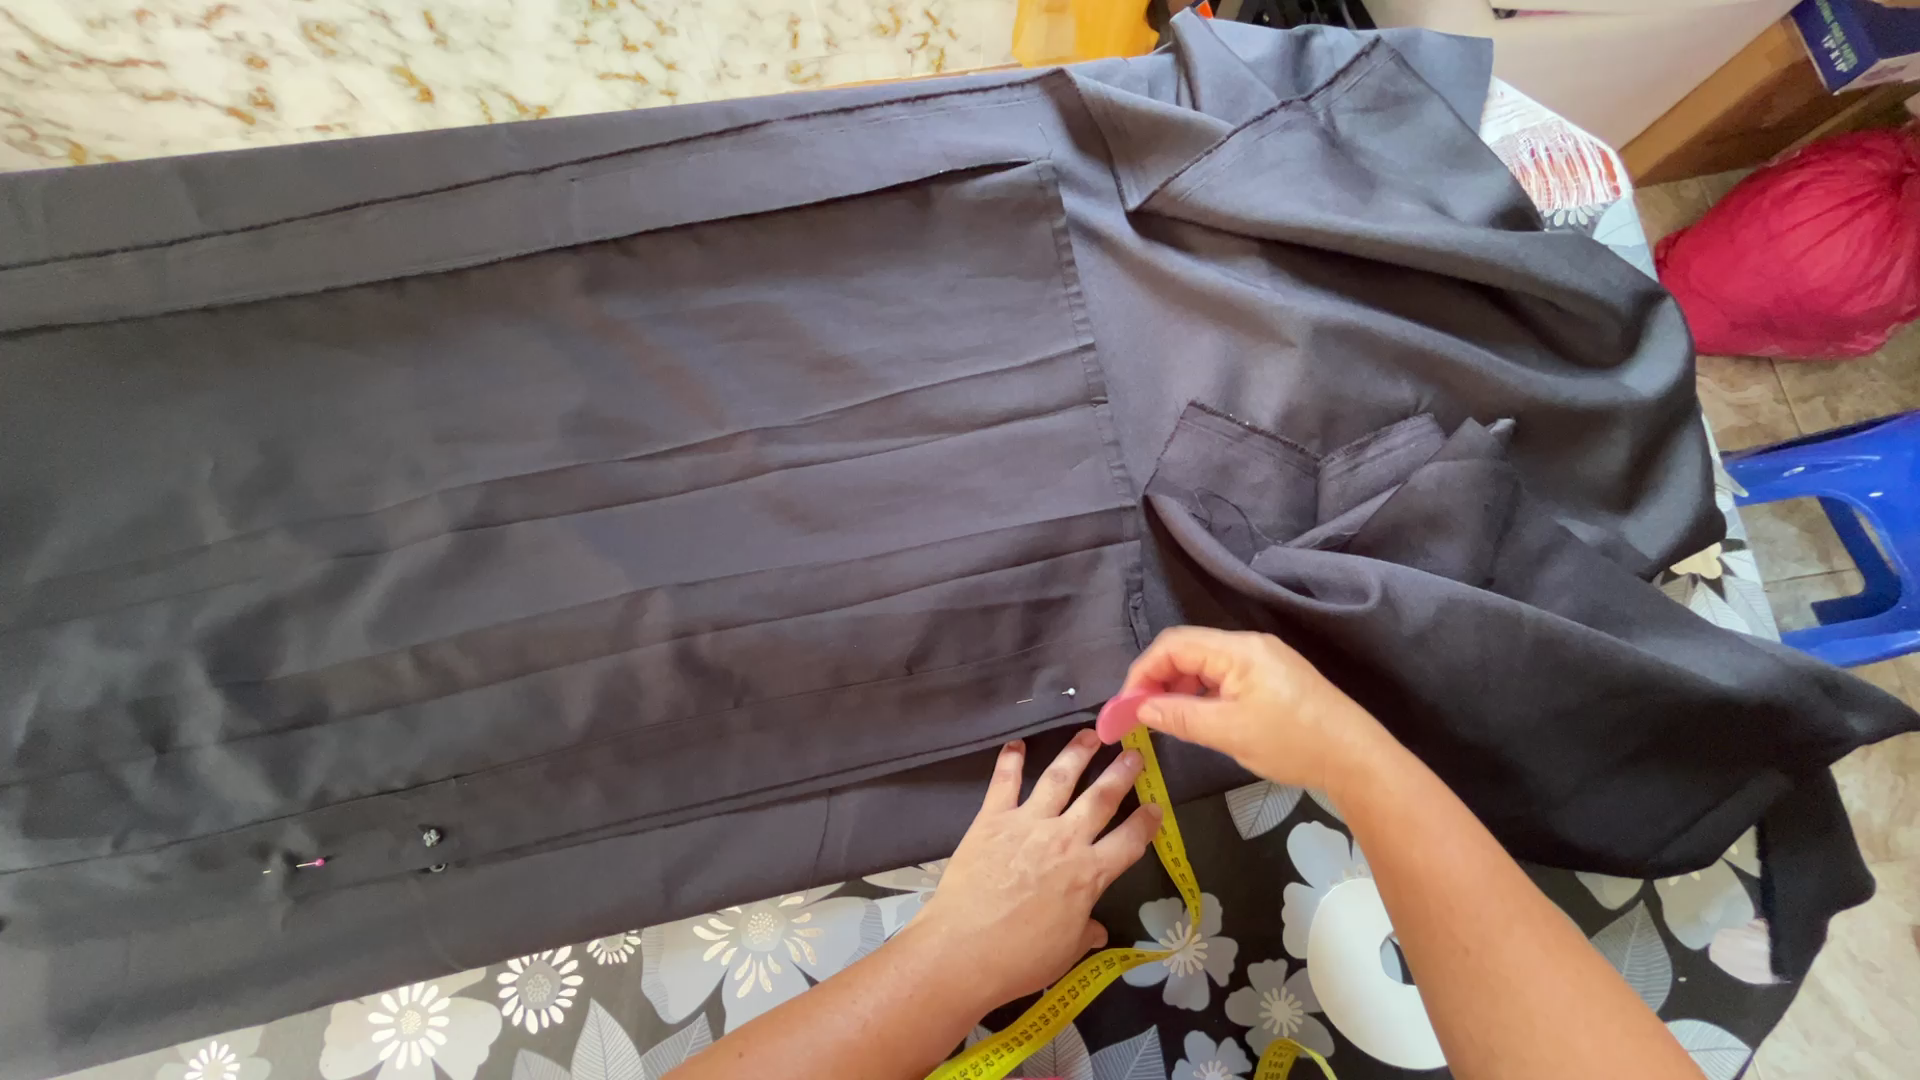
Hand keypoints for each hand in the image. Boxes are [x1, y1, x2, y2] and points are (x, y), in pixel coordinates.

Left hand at [907, 732, 1160, 1010]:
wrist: (964, 948)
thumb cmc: (1020, 958)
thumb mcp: (1065, 953)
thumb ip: (1084, 932)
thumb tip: (1096, 929)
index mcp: (1088, 874)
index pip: (1128, 842)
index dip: (1146, 823)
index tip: (1157, 806)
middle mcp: (1063, 839)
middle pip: (1101, 798)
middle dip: (1121, 773)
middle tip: (1133, 752)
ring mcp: (1027, 823)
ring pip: (1059, 777)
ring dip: (1077, 753)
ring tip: (1089, 733)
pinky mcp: (992, 818)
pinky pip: (1004, 782)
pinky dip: (1010, 760)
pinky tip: (1016, 743)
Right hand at [1118, 625, 1391, 793]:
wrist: (1358, 759)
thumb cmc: (1292, 743)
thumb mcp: (1228, 733)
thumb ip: (1179, 716)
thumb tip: (1142, 709)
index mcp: (1237, 650)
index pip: (1173, 645)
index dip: (1143, 672)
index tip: (1128, 705)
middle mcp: (1248, 644)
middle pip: (1187, 649)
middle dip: (1158, 678)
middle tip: (1142, 713)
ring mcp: (1263, 658)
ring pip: (1204, 662)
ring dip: (1179, 685)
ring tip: (1168, 717)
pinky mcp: (1273, 674)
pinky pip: (1224, 673)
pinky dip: (1202, 690)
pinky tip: (1199, 715)